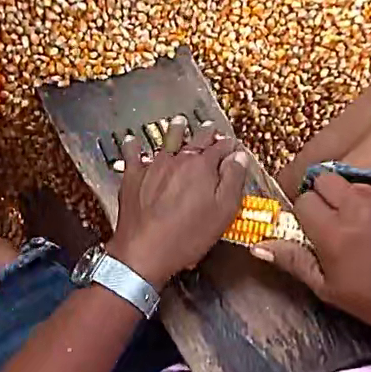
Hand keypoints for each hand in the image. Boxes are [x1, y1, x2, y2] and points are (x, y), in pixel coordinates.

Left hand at [105, 118, 249, 288]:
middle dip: (205, 133)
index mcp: (202, 167)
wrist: (145, 250)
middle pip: (195, 141)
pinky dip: (133, 146)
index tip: (233, 143)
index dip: (229, 145)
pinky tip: (132, 140)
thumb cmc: (188, 236)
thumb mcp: (223, 212)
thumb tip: (239, 156)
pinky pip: (132, 155)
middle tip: (210, 128)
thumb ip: (233, 181)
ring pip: (166, 142)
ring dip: (175, 130)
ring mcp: (153, 166)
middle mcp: (178, 160)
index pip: (220, 148)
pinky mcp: (132, 177)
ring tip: (179, 121)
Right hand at [253, 171, 370, 334]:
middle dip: (322, 196)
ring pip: (354, 185)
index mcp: (333, 231)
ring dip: (350, 200)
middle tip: (330, 222)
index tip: (311, 233)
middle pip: (325, 179)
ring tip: (362, 229)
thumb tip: (258, 245)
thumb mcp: (328, 289)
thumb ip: (294, 261)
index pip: (303, 200)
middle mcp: (357, 207)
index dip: (303, 216)